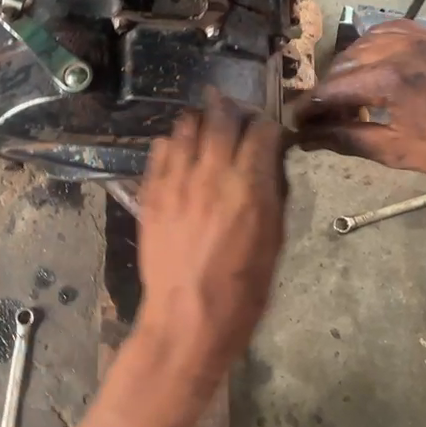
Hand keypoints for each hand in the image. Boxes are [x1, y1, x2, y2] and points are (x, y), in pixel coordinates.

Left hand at [134, 92, 288, 392]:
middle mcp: (211, 173)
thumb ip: (272, 195)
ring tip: (206, 125)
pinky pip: (160, 150)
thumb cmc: (242, 289)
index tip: (268, 130)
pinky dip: (173, 142)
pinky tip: (180, 150)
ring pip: (186, 127)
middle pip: (220, 118)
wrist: (188, 318)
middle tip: (235, 112)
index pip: (260, 130)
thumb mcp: (274, 242)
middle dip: (231, 109)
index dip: (267, 124)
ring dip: (200, 120)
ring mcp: (176, 180)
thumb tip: (270, 165)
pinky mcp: (151, 193)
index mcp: (249, 186)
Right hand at [295, 20, 425, 189]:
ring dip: (350, 65)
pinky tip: (376, 65)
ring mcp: (424, 37)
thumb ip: (352, 139)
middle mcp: (401, 48)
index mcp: (390, 79)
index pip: (333, 89)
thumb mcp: (402, 152)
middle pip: (345, 62)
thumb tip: (311, 138)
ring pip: (367, 41)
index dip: (311, 109)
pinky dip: (376, 45)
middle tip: (321, 116)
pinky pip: (394, 30)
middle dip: (328, 88)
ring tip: (348, 94)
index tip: (297, 123)